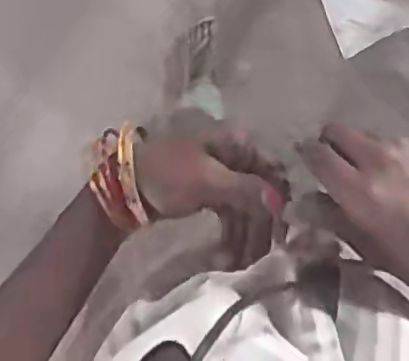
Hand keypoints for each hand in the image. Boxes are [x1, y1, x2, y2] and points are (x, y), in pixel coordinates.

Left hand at [133, 128, 289, 268]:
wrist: (128, 186)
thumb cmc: (169, 174)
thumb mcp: (209, 181)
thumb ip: (245, 189)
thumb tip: (279, 200)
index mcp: (238, 144)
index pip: (272, 172)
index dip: (278, 202)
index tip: (280, 235)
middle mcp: (235, 157)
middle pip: (261, 194)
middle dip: (261, 227)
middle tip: (259, 259)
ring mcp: (223, 176)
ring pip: (247, 209)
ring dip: (247, 237)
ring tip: (240, 266)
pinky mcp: (212, 194)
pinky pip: (232, 216)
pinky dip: (233, 236)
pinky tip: (230, 259)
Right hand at [296, 122, 408, 302]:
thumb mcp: (370, 249)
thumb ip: (332, 219)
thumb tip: (299, 203)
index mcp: (361, 189)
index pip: (317, 153)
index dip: (305, 154)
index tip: (302, 161)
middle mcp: (376, 157)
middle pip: (335, 130)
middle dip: (327, 143)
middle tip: (330, 165)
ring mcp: (399, 145)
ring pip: (360, 132)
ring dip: (353, 146)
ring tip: (362, 171)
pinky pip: (384, 137)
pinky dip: (376, 149)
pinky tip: (389, 173)